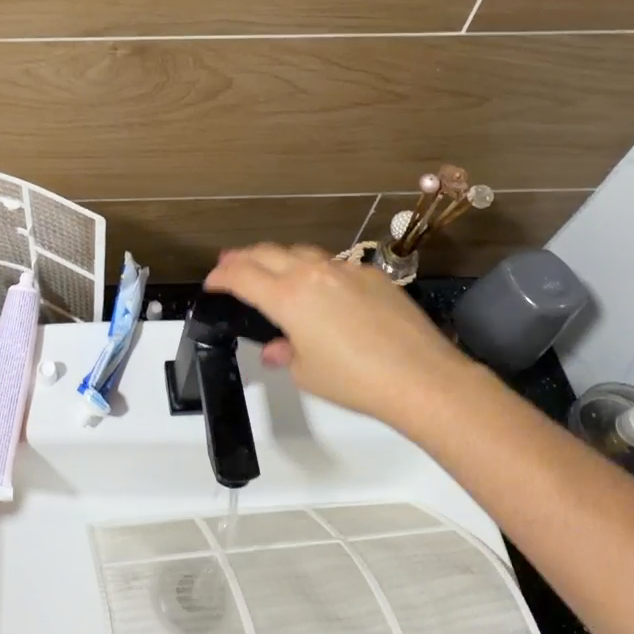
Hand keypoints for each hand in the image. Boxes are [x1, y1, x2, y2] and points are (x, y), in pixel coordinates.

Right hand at [205, 244, 471, 425]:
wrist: (422, 377)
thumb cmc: (356, 381)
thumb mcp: (308, 373)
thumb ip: (285, 352)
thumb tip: (277, 347)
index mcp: (287, 297)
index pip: (242, 276)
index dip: (221, 277)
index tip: (212, 282)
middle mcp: (312, 273)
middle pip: (267, 254)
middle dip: (243, 258)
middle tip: (229, 264)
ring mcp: (345, 269)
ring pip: (301, 253)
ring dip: (279, 258)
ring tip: (270, 268)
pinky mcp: (373, 275)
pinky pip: (335, 265)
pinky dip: (316, 270)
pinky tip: (321, 288)